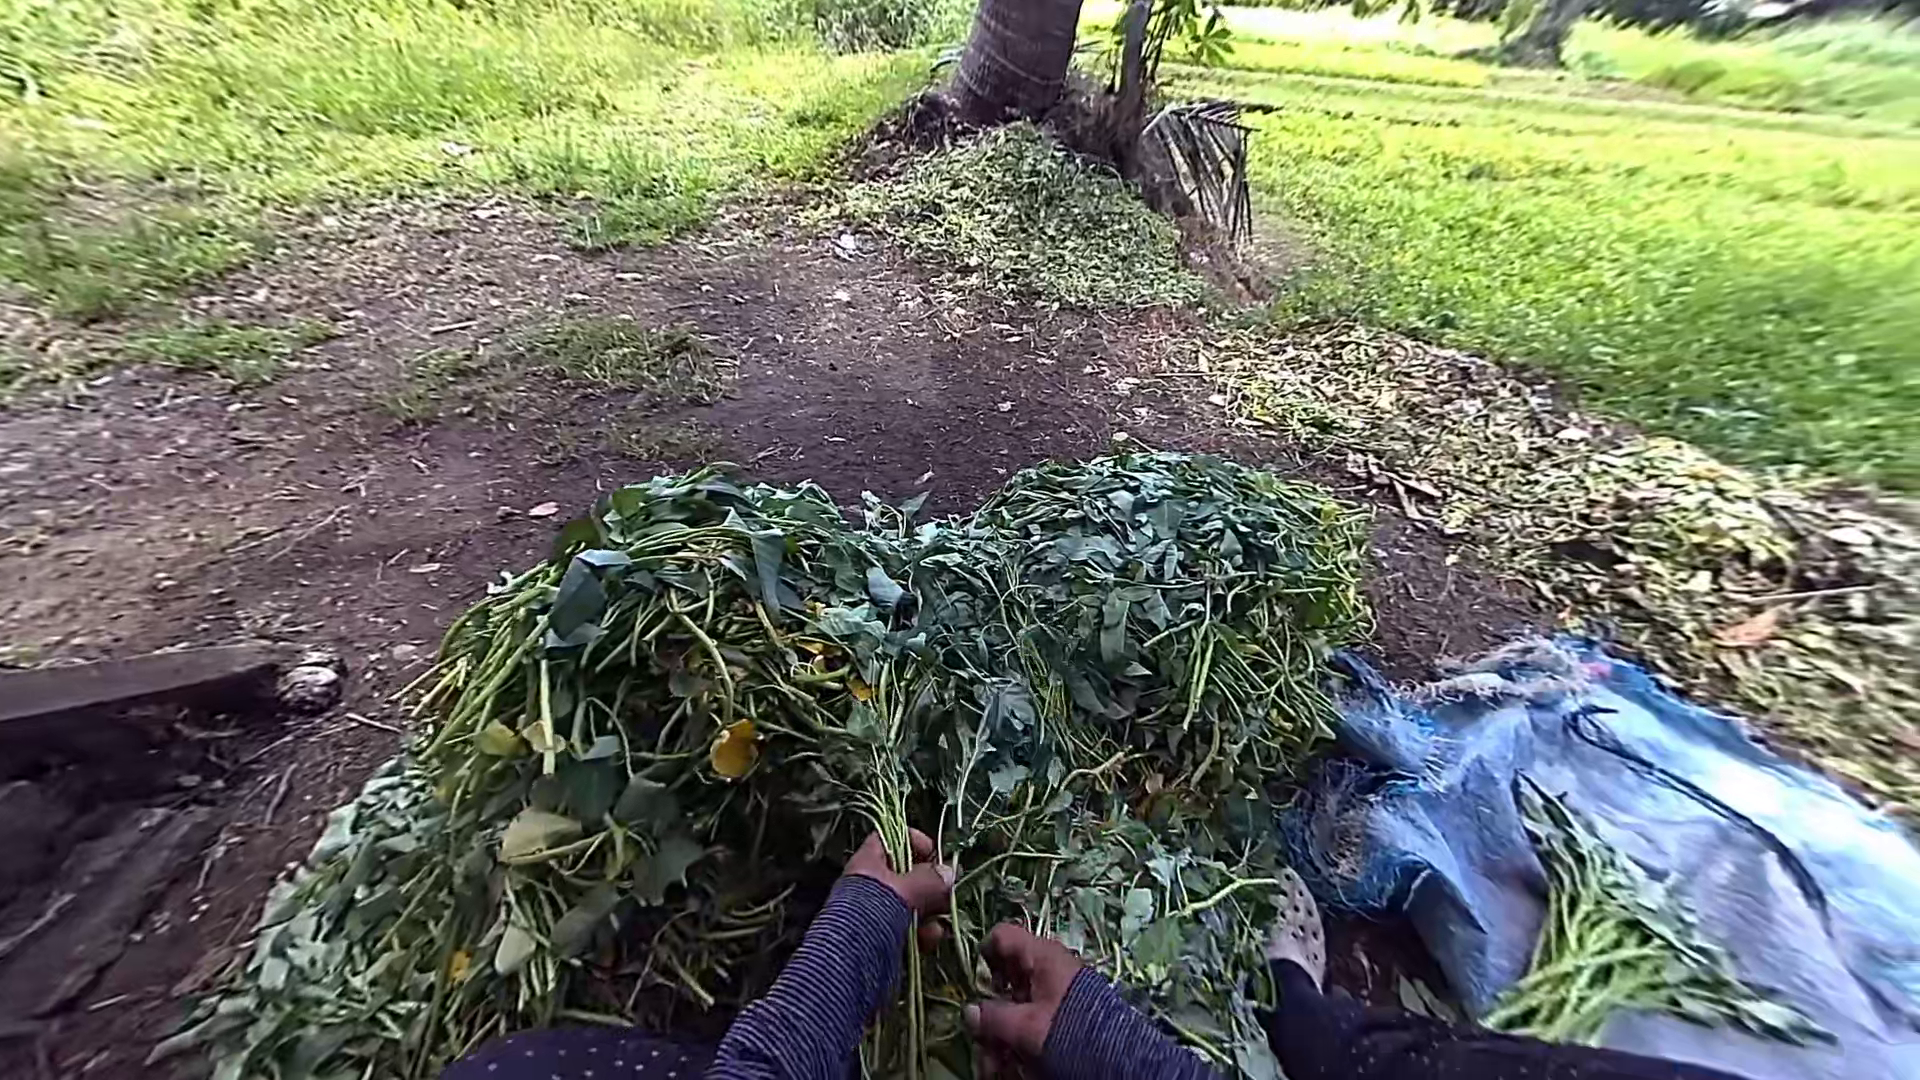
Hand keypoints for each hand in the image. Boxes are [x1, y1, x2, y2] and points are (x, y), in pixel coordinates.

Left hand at [844, 829, 953, 950]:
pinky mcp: (881, 939)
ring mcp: (876, 912)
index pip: (893, 838)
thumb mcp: (903, 891)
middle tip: (949, 892)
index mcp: (869, 861)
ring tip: (943, 921)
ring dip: (930, 910)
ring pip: (910, 903)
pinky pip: (907, 928)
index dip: (916, 842)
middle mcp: (871, 883)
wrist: (846, 967)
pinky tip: (931, 940)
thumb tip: (950, 871)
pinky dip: (922, 932)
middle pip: (907, 873)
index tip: (936, 857)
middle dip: (930, 883)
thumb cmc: (871, 916)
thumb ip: (929, 879)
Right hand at [965, 923, 1084, 1073]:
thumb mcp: (1028, 1026)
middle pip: (1005, 978)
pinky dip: (1019, 1040)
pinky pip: (1032, 1019)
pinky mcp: (1062, 1013)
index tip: (976, 988)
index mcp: (1039, 954)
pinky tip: (1014, 1066)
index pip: (1002, 937)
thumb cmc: (1070, 1030)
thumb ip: (995, 1018)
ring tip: (996, 1066)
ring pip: (1016, 1004)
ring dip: (1002, 1035)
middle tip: (983, 1045)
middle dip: (990, 1014)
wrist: (1120, 1058)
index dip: (983, 956)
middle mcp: (1045, 966)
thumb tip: (968, 1012)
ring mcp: (1054, 990)